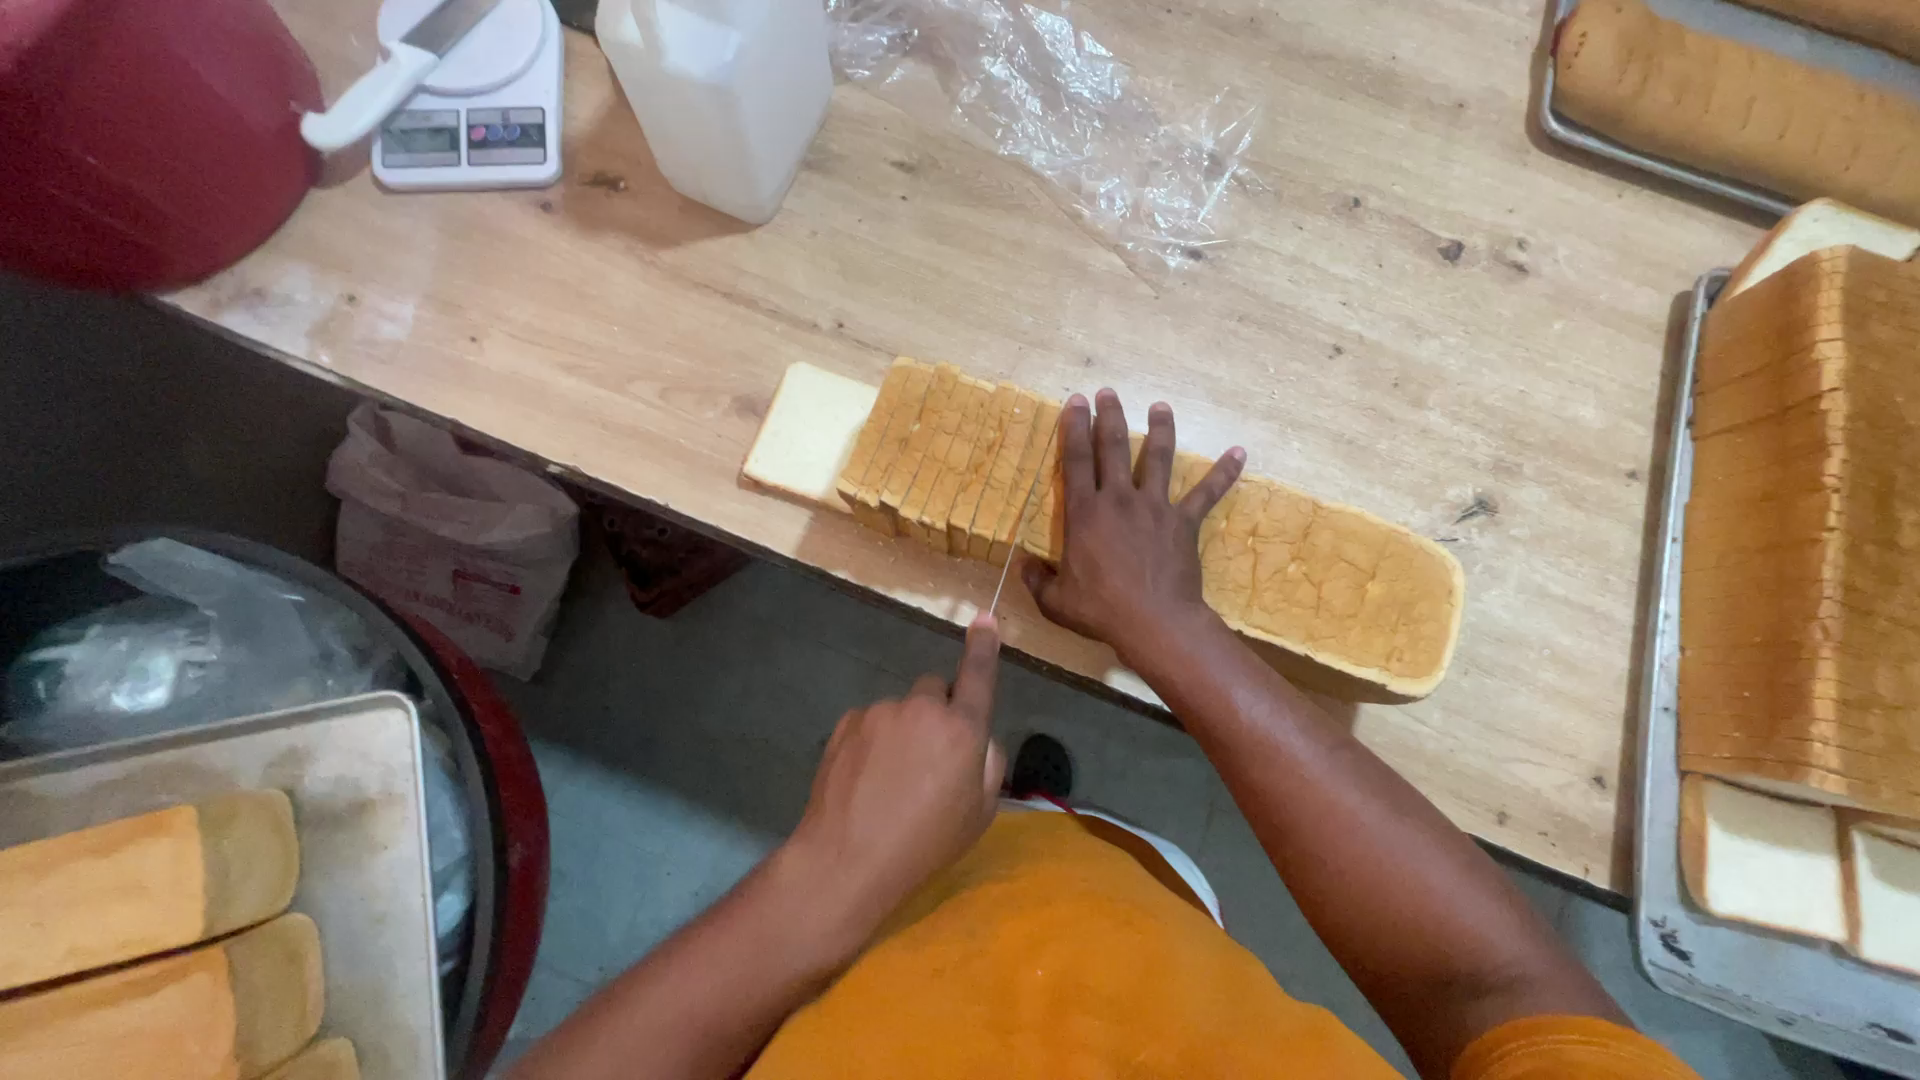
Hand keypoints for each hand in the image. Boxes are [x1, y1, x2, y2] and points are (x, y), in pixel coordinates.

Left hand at [782, 615, 1005, 946]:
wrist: (848, 857)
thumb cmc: (925, 842)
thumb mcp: (980, 814)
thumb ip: (990, 765)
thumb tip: (979, 739)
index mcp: (962, 729)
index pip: (979, 677)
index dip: (984, 647)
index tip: (985, 618)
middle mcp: (922, 709)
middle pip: (935, 691)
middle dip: (937, 713)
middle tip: (929, 759)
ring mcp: (880, 712)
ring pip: (900, 710)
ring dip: (902, 731)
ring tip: (889, 780)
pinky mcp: (847, 722)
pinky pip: (870, 722)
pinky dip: (872, 741)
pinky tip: (864, 778)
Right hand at [1023, 390, 1243, 667]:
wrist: (1154, 621)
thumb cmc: (1100, 611)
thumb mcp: (1055, 601)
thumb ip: (1037, 581)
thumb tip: (1023, 566)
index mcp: (1084, 514)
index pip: (1075, 460)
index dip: (1073, 428)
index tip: (1075, 402)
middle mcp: (1119, 500)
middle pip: (1114, 448)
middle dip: (1110, 416)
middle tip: (1108, 392)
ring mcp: (1155, 507)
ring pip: (1158, 458)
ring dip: (1160, 429)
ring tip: (1160, 406)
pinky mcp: (1183, 522)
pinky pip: (1206, 493)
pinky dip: (1223, 472)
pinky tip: (1239, 452)